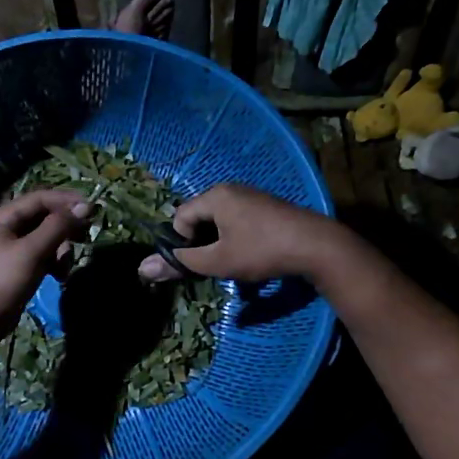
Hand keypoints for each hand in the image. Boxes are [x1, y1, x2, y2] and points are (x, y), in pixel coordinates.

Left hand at [0, 191, 91, 337]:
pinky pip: (44, 254)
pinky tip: (60, 277)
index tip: (93, 209)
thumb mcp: (33, 251)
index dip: (67, 201)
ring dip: (61, 249)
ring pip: (48, 237)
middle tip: (85, 237)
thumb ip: (58, 226)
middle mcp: (8, 226)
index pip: (41, 198)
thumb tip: (85, 206)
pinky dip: (55, 262)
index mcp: (3, 216)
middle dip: (66, 227)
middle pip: (45, 216)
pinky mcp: (20, 265)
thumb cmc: (2, 281)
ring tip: (64, 267)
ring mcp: (14, 247)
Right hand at [137, 183, 342, 283]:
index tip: (200, 262)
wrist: (316, 246)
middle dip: (202, 244)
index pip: (180, 217)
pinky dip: (238, 240)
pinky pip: (239, 222)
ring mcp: (252, 197)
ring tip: (235, 263)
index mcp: (215, 196)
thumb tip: (142, 268)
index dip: (183, 243)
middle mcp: (231, 190)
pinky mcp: (267, 208)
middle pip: (200, 218)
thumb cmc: (261, 250)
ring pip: (221, 222)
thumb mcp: (217, 261)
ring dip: (221, 245)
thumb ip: (181, 263)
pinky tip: (254, 257)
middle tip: (216, 265)